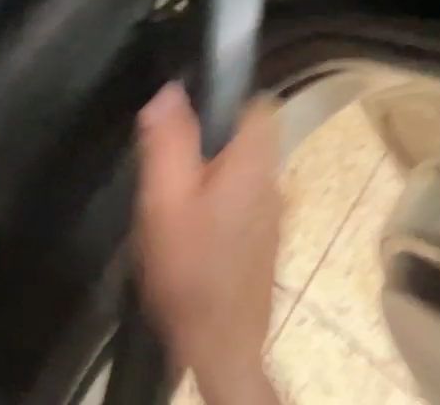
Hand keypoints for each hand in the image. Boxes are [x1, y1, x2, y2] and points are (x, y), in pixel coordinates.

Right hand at [134, 83, 281, 404]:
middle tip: (173, 162)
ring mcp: (274, 217)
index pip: (258, 105)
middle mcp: (273, 185)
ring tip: (176, 198)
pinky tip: (192, 232)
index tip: (193, 112)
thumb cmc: (189, 271)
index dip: (225, 99)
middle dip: (212, 140)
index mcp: (253, 165)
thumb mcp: (165, 200)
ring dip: (215, 174)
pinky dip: (221, 203)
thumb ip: (168, 141)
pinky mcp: (266, 243)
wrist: (220, 348)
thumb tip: (169, 91)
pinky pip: (244, 202)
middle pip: (248, 138)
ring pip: (245, 171)